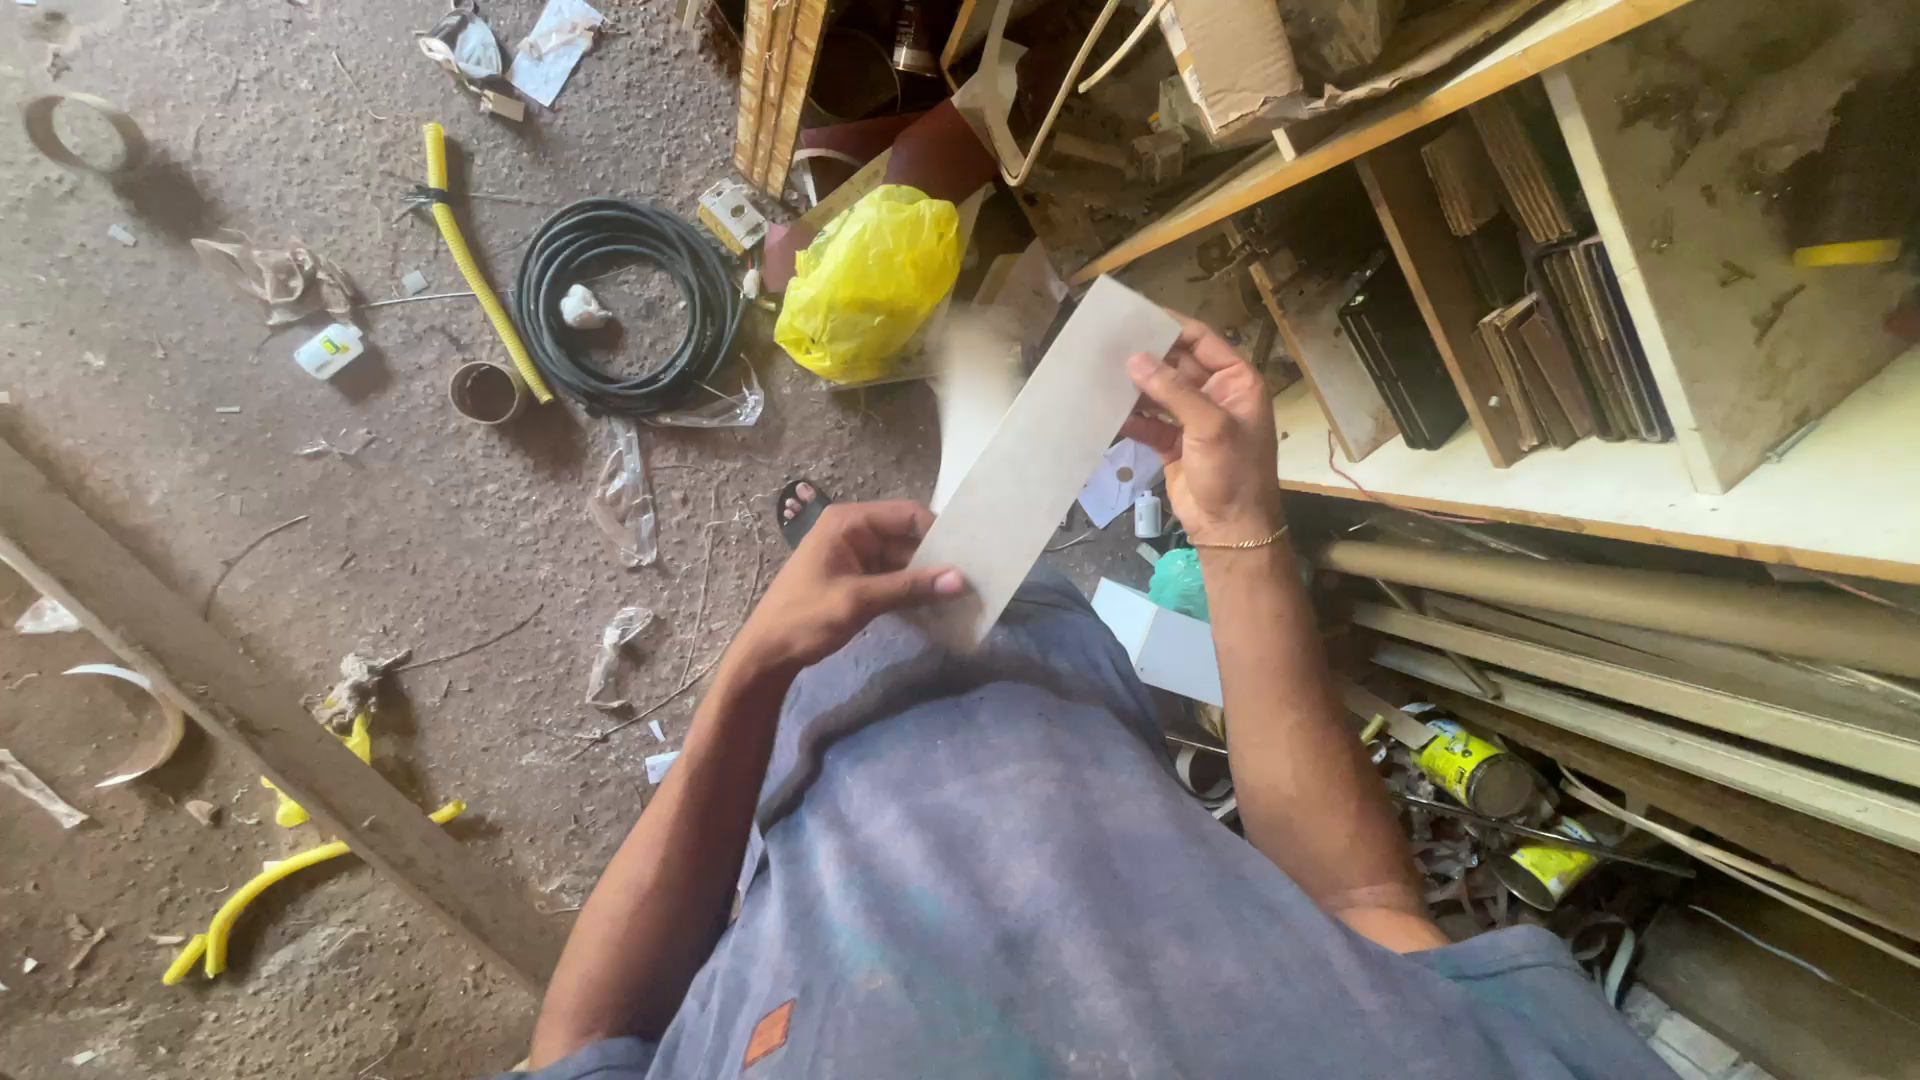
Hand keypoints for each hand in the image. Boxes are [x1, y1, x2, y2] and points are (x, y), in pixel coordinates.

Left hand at [732, 500, 966, 673]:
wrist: (767, 655)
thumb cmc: (805, 618)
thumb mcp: (859, 601)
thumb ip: (910, 588)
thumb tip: (961, 578)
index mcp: (848, 522)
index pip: (906, 514)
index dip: (938, 531)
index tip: (969, 554)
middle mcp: (854, 532)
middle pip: (908, 537)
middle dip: (936, 558)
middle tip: (973, 578)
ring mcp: (856, 556)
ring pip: (904, 560)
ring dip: (927, 578)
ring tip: (962, 594)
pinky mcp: (858, 580)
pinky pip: (894, 578)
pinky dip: (912, 591)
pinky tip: (937, 606)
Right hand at [1120, 314, 1283, 544]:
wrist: (1230, 528)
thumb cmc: (1234, 473)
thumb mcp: (1209, 425)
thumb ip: (1172, 391)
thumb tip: (1135, 359)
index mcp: (1236, 382)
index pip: (1202, 341)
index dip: (1171, 327)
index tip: (1136, 316)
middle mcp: (1215, 395)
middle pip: (1177, 365)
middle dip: (1147, 357)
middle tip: (1109, 344)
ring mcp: (1193, 420)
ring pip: (1159, 394)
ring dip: (1135, 387)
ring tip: (1101, 373)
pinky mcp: (1173, 444)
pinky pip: (1149, 423)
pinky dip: (1131, 418)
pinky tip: (1108, 411)